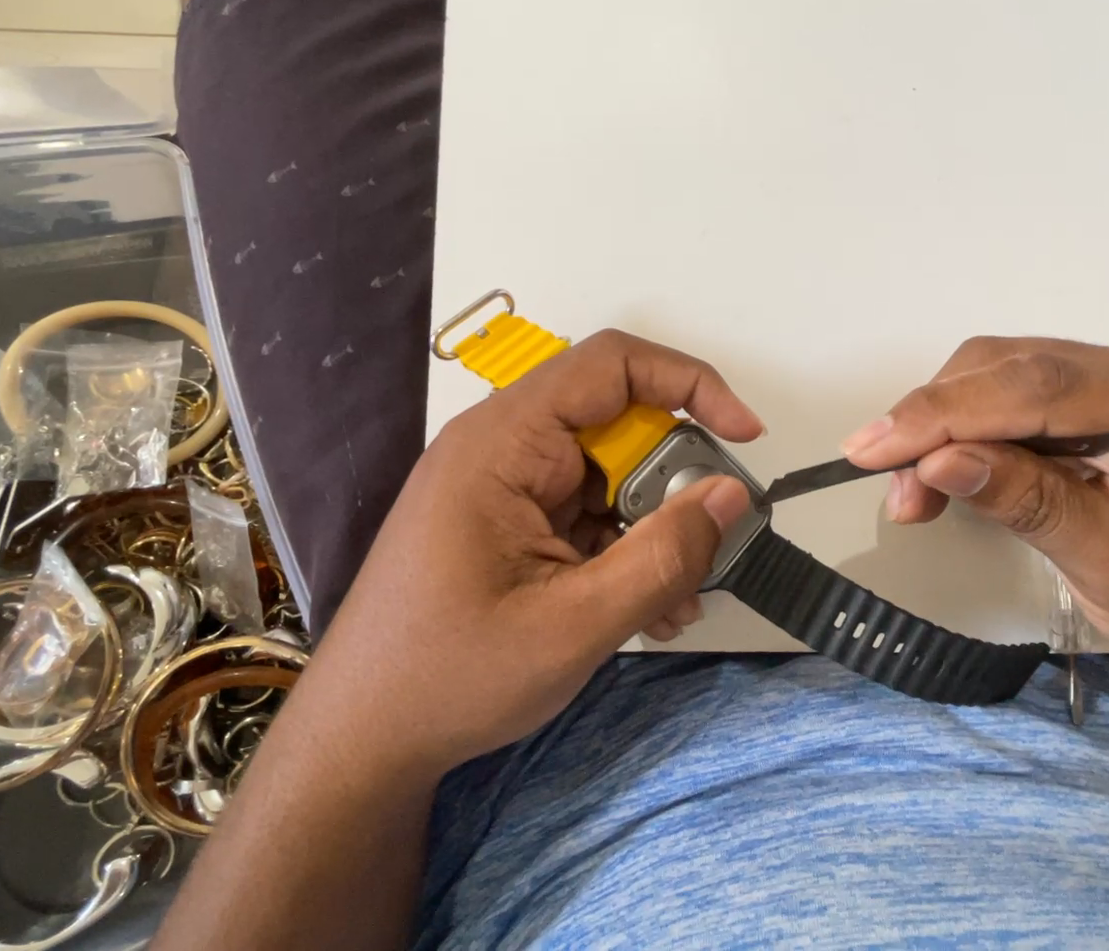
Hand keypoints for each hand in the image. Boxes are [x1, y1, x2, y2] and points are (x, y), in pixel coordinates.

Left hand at [309, 331, 759, 774]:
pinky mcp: (513, 526)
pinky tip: (647, 612)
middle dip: (676, 486)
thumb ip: (662, 558)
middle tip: (706, 551)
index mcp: (502, 444)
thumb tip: (732, 495)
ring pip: (612, 479)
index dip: (689, 384)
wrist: (363, 742)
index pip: (611, 366)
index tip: (744, 435)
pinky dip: (627, 554)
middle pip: (619, 428)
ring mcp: (507, 490)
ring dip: (656, 533)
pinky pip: (591, 516)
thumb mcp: (573, 625)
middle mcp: (504, 450)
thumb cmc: (449, 679)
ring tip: (675, 605)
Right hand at [843, 337, 1108, 670]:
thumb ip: (1036, 508)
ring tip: (915, 495)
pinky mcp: (1100, 402)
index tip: (872, 449)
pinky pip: (1016, 397)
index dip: (948, 411)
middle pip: (1016, 365)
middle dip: (936, 418)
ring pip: (1005, 372)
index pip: (1043, 386)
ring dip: (944, 425)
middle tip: (893, 488)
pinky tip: (946, 475)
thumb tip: (941, 461)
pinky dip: (968, 431)